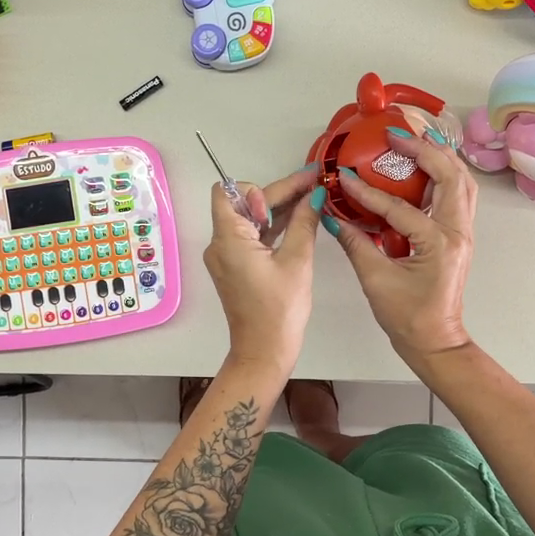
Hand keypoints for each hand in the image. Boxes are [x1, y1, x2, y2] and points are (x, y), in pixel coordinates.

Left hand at [205, 166, 321, 373]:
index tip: (290, 197)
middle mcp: (220, 244)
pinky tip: (299, 221)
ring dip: (277, 210)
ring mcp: (226, 257)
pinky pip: (252, 238)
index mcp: (228, 238)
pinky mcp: (236, 268)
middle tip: (315, 184)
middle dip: (278, 193)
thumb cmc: (279, 309)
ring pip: (250, 221)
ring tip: (313, 198)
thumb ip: (303, 222)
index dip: (259, 189)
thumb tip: (314, 194)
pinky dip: (272, 228)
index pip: (230, 192)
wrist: (263, 351)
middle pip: (244, 204)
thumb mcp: (297, 261)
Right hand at [324, 131, 476, 365]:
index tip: (344, 178)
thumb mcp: (375, 279)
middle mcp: (457, 232)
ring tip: (414, 141)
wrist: (435, 340)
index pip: (399, 207)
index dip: (368, 192)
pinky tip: (423, 167)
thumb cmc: (408, 317)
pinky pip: (457, 194)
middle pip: (450, 175)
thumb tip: (334, 217)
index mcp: (438, 243)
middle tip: (395, 136)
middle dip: (423, 149)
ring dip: (440, 157)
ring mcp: (462, 232)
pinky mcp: (458, 235)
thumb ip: (355, 243)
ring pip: (461, 181)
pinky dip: (444, 174)